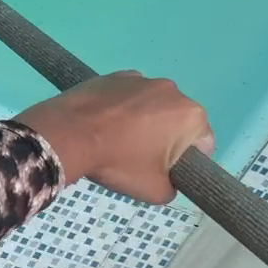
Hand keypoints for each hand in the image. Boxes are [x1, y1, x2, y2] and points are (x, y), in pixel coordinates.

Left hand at [13, 72, 213, 204]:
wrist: (65, 135)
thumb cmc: (118, 162)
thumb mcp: (158, 191)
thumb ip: (175, 185)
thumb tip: (167, 177)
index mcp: (191, 114)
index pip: (202, 144)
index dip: (187, 162)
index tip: (165, 170)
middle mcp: (170, 89)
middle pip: (175, 120)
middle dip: (164, 138)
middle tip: (138, 156)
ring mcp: (136, 78)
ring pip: (149, 106)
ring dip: (140, 120)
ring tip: (115, 139)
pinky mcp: (108, 75)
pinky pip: (122, 96)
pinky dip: (117, 107)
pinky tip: (100, 123)